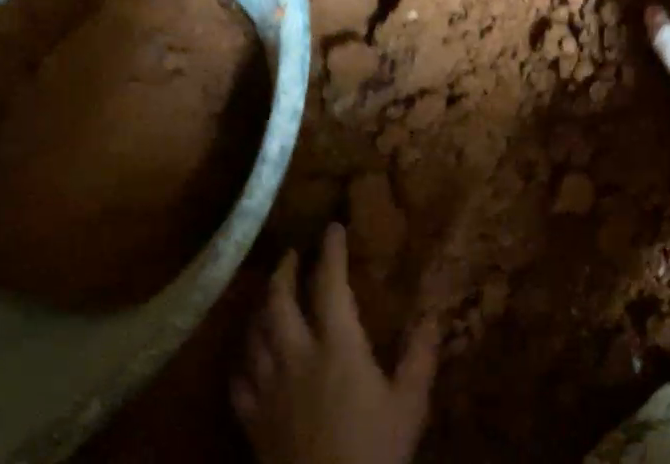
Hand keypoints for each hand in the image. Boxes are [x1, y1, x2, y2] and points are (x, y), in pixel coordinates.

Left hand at [232, 223, 438, 463]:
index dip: (331, 252)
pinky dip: (242, 360)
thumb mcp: (410, 404)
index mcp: (338, 346)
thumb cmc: (375, 451)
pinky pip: (238, 380)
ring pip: (253, 335)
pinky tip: (247, 358)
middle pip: (279, 302)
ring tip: (268, 297)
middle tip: (290, 254)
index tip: (332, 228)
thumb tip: (431, 316)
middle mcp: (297, 356)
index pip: (330, 284)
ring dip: (260, 309)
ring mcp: (268, 389)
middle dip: (283, 271)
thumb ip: (419, 357)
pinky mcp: (252, 421)